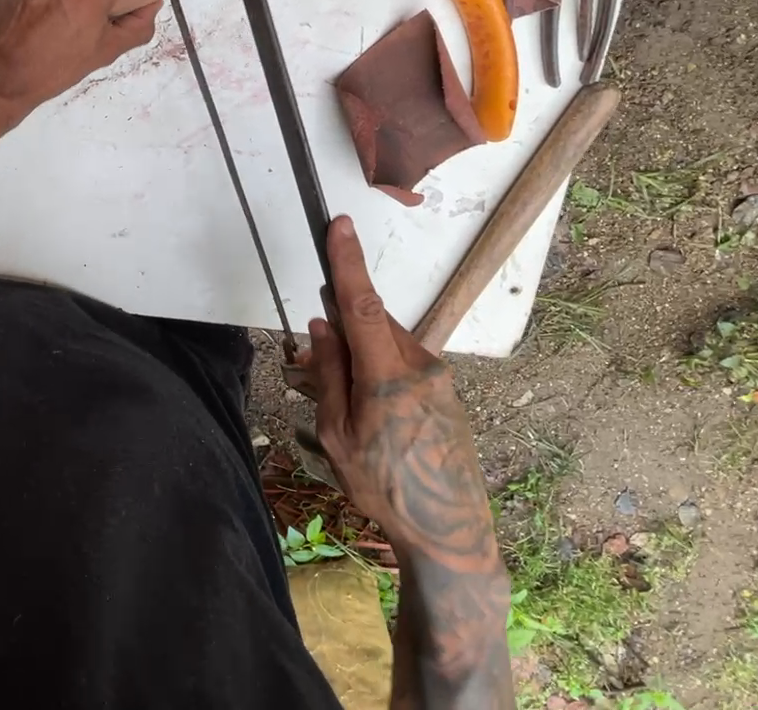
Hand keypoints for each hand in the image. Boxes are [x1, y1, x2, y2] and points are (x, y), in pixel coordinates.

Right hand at [285, 217, 498, 569]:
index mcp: (389, 375)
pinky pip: (401, 362)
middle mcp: (420, 367)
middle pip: (370, 323)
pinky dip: (375, 367)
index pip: (362, 305)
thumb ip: (329, 374)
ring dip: (355, 353)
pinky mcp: (445, 393)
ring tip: (336, 397)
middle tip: (308, 363)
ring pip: (384, 343)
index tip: (338, 225)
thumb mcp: (337, 434)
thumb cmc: (383, 487)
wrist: (450, 531)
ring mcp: (439, 380)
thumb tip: (321, 326)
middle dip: (337, 329)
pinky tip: (364, 406)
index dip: (347, 262)